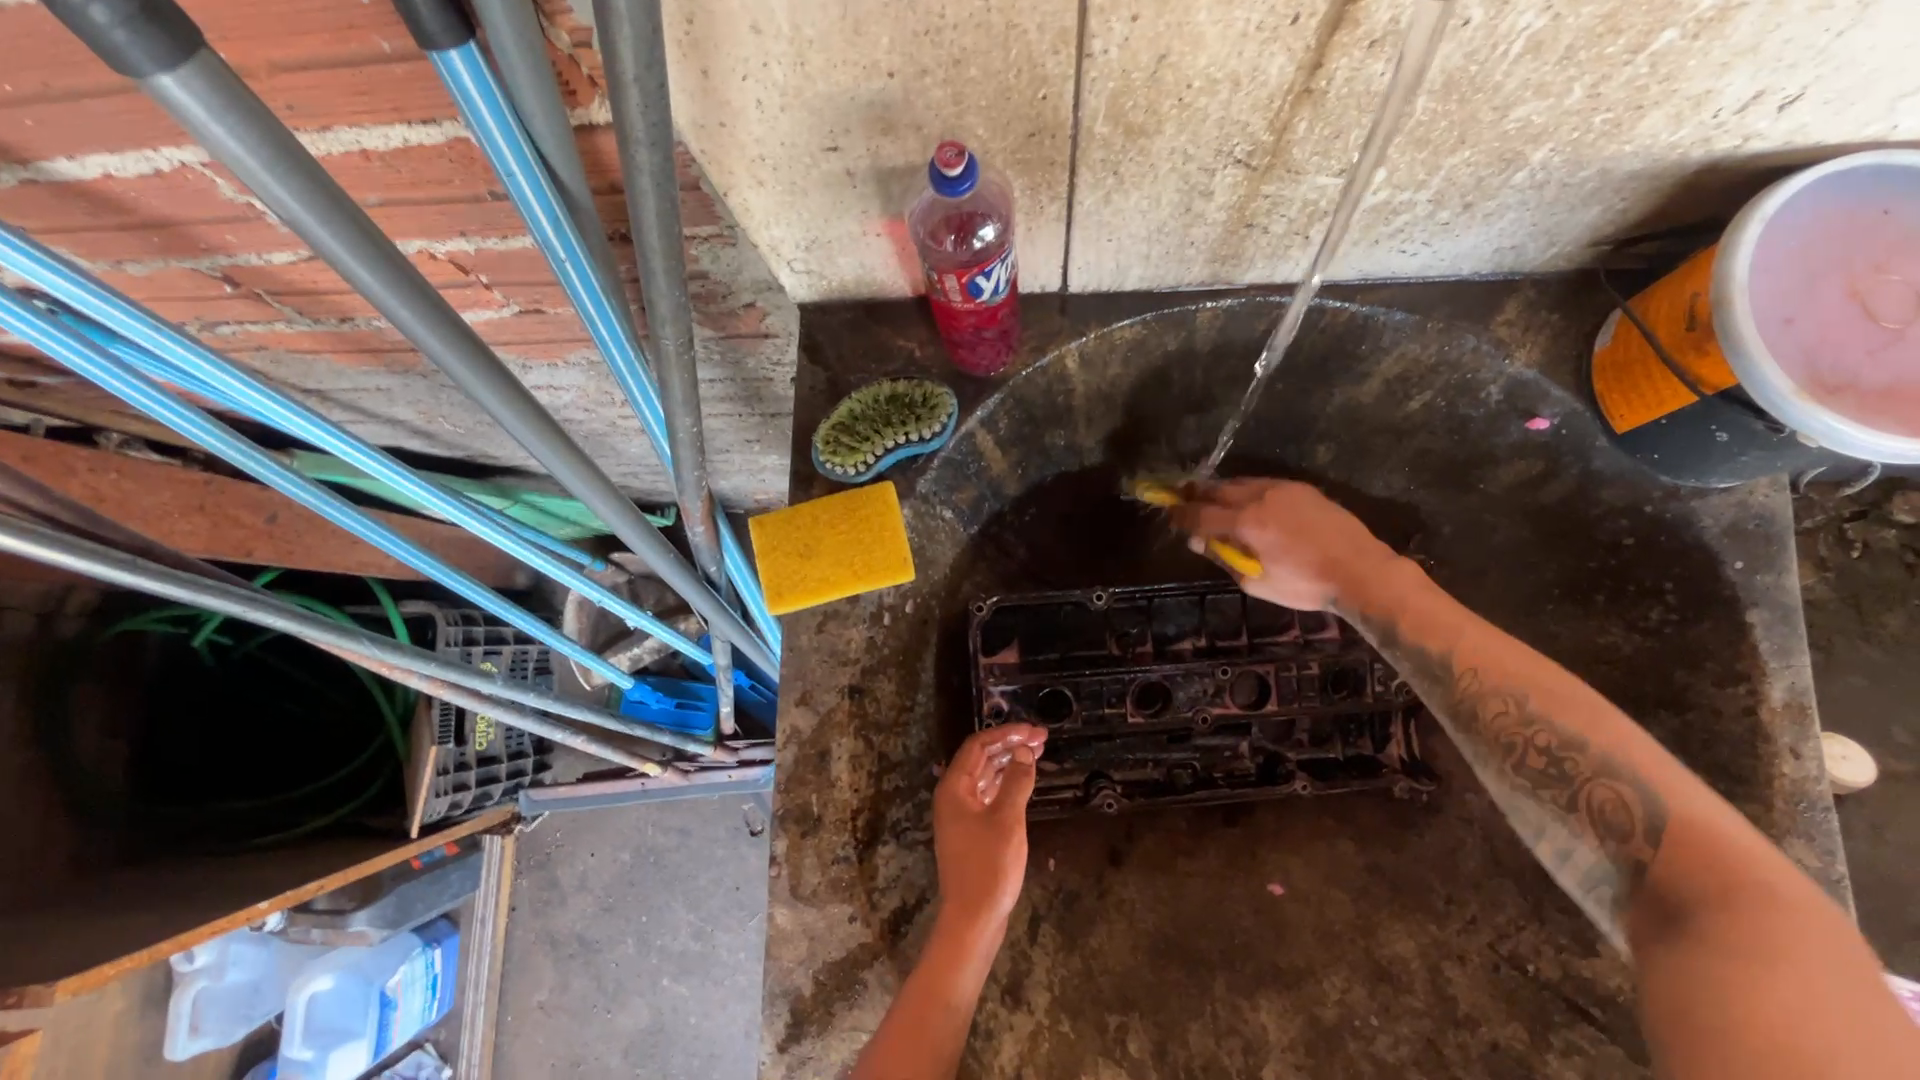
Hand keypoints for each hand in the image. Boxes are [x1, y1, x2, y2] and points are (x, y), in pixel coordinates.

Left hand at [933, 724, 1046, 929]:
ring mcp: (960, 815)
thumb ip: (1016, 782)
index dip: (1007, 734)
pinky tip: (1024, 783)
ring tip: (1038, 754)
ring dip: (1009, 763)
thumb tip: (1025, 752)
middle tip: (1043, 739)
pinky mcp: (971, 831)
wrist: (973, 917)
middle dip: (1010, 745)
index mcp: (954, 787)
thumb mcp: (1007, 819)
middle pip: (981, 759)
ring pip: (985, 777)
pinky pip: (988, 795)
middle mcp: (953, 796)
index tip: (1036, 731)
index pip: (978, 745)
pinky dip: (1006, 784)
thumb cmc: (988, 865)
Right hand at [1170, 478, 1399, 610]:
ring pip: (1240, 482)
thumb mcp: (1256, 583)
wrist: (1360, 570)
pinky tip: (1246, 502)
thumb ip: (1226, 558)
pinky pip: (1263, 483)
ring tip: (1211, 500)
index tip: (1168, 515)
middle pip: (1216, 489)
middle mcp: (1260, 498)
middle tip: (1181, 499)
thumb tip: (1202, 543)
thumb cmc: (1306, 585)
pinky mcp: (1301, 488)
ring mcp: (1282, 489)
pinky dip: (1246, 490)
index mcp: (1246, 524)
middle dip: (1195, 494)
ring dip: (1221, 490)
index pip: (1200, 515)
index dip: (1180, 515)